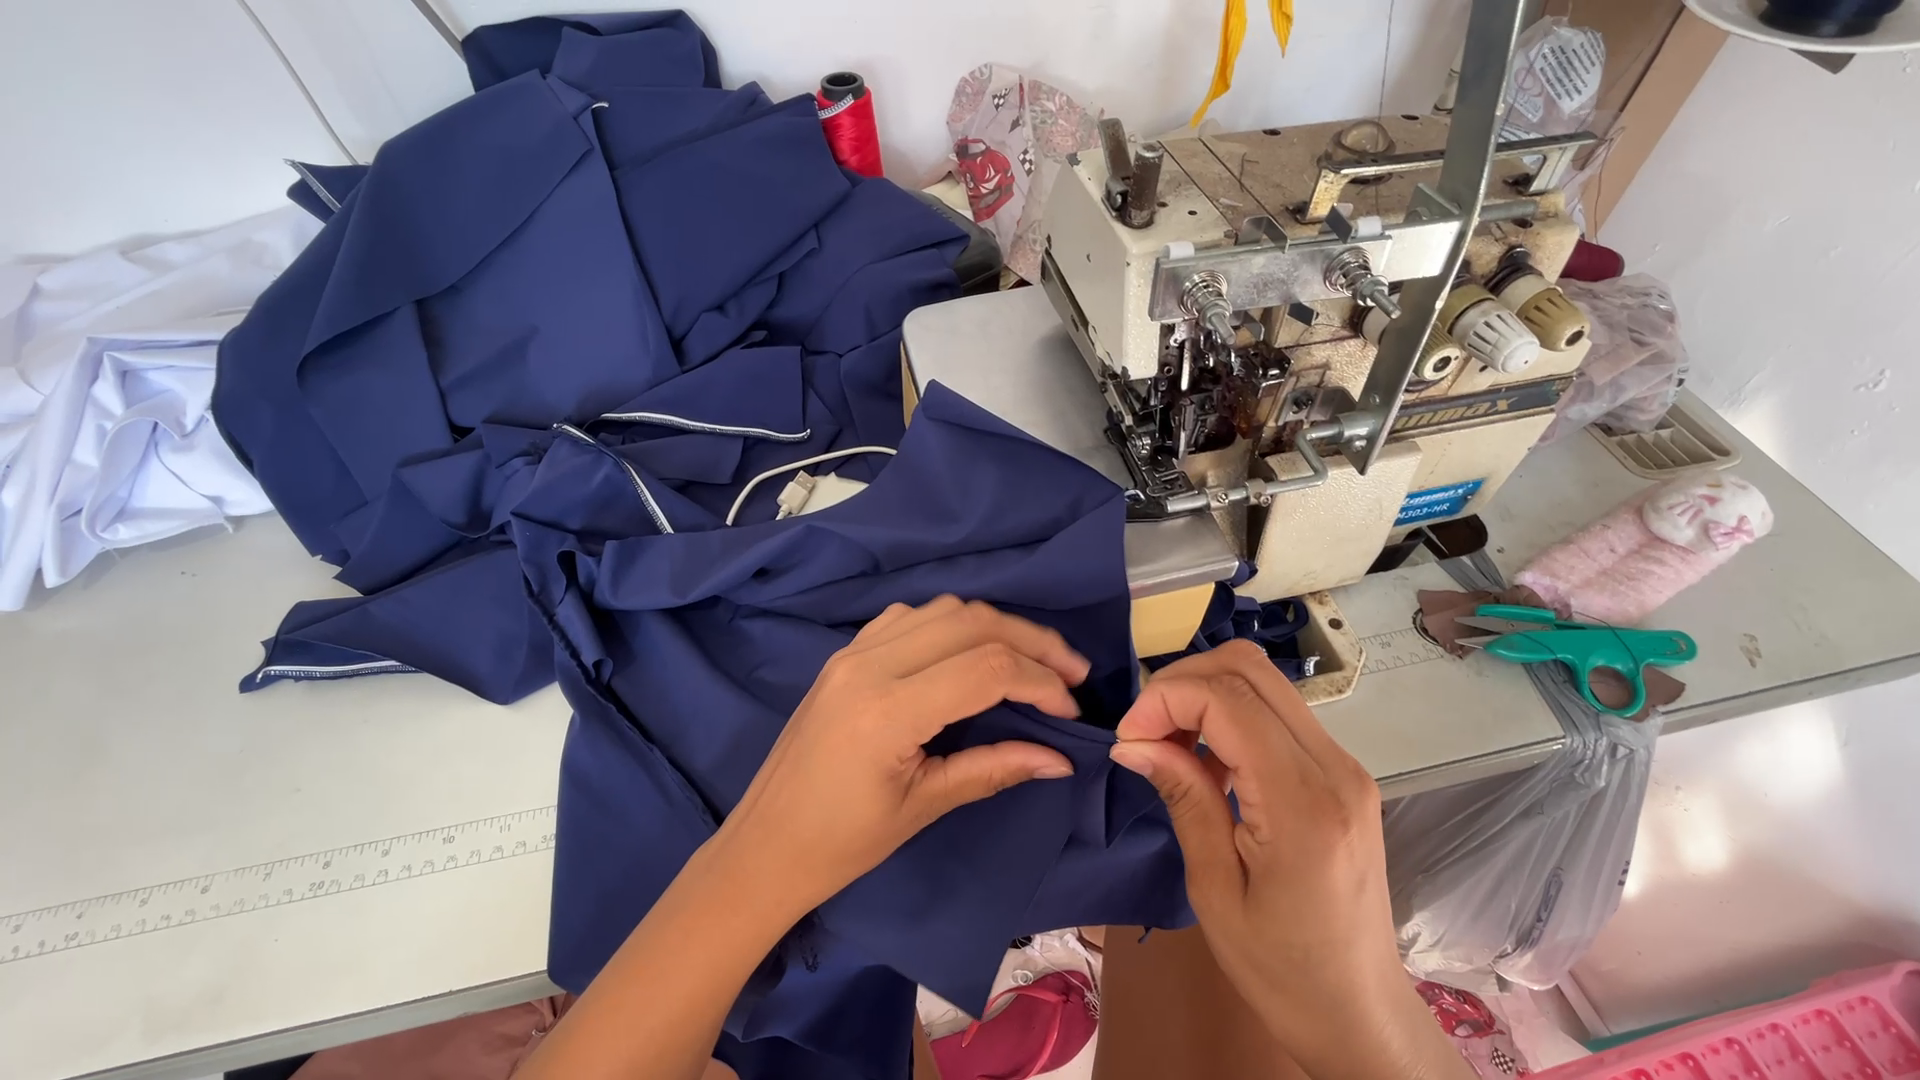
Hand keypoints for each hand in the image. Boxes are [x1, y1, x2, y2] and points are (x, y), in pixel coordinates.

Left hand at [711, 596, 1088, 914]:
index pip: (987, 668)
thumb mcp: (923, 807)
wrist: (764, 845)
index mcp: (887, 710)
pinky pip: (908, 617)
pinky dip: (951, 624)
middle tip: (1071, 670)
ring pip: (942, 609)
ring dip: (995, 626)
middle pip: (971, 622)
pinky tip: (969, 653)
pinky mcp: (843, 655)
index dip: (1041, 682)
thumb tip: (1061, 758)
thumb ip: (993, 769)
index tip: (1070, 712)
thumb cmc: (841, 843)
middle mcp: (868, 665)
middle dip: (1032, 641)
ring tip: (1031, 659)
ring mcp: (851, 653)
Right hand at [1108, 642, 1467, 1079]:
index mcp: (1302, 801)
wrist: (1359, 1011)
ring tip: (1168, 746)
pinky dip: (1229, 716)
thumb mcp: (1214, 889)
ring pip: (1264, 682)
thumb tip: (1133, 741)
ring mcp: (1344, 765)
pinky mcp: (1342, 773)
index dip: (1166, 699)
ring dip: (1204, 696)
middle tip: (1144, 733)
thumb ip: (1183, 798)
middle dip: (1182, 683)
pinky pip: (1277, 713)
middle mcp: (1334, 766)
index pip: (1228, 698)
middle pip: (1249, 668)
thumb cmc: (1280, 968)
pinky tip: (1206, 761)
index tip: (1128, 738)